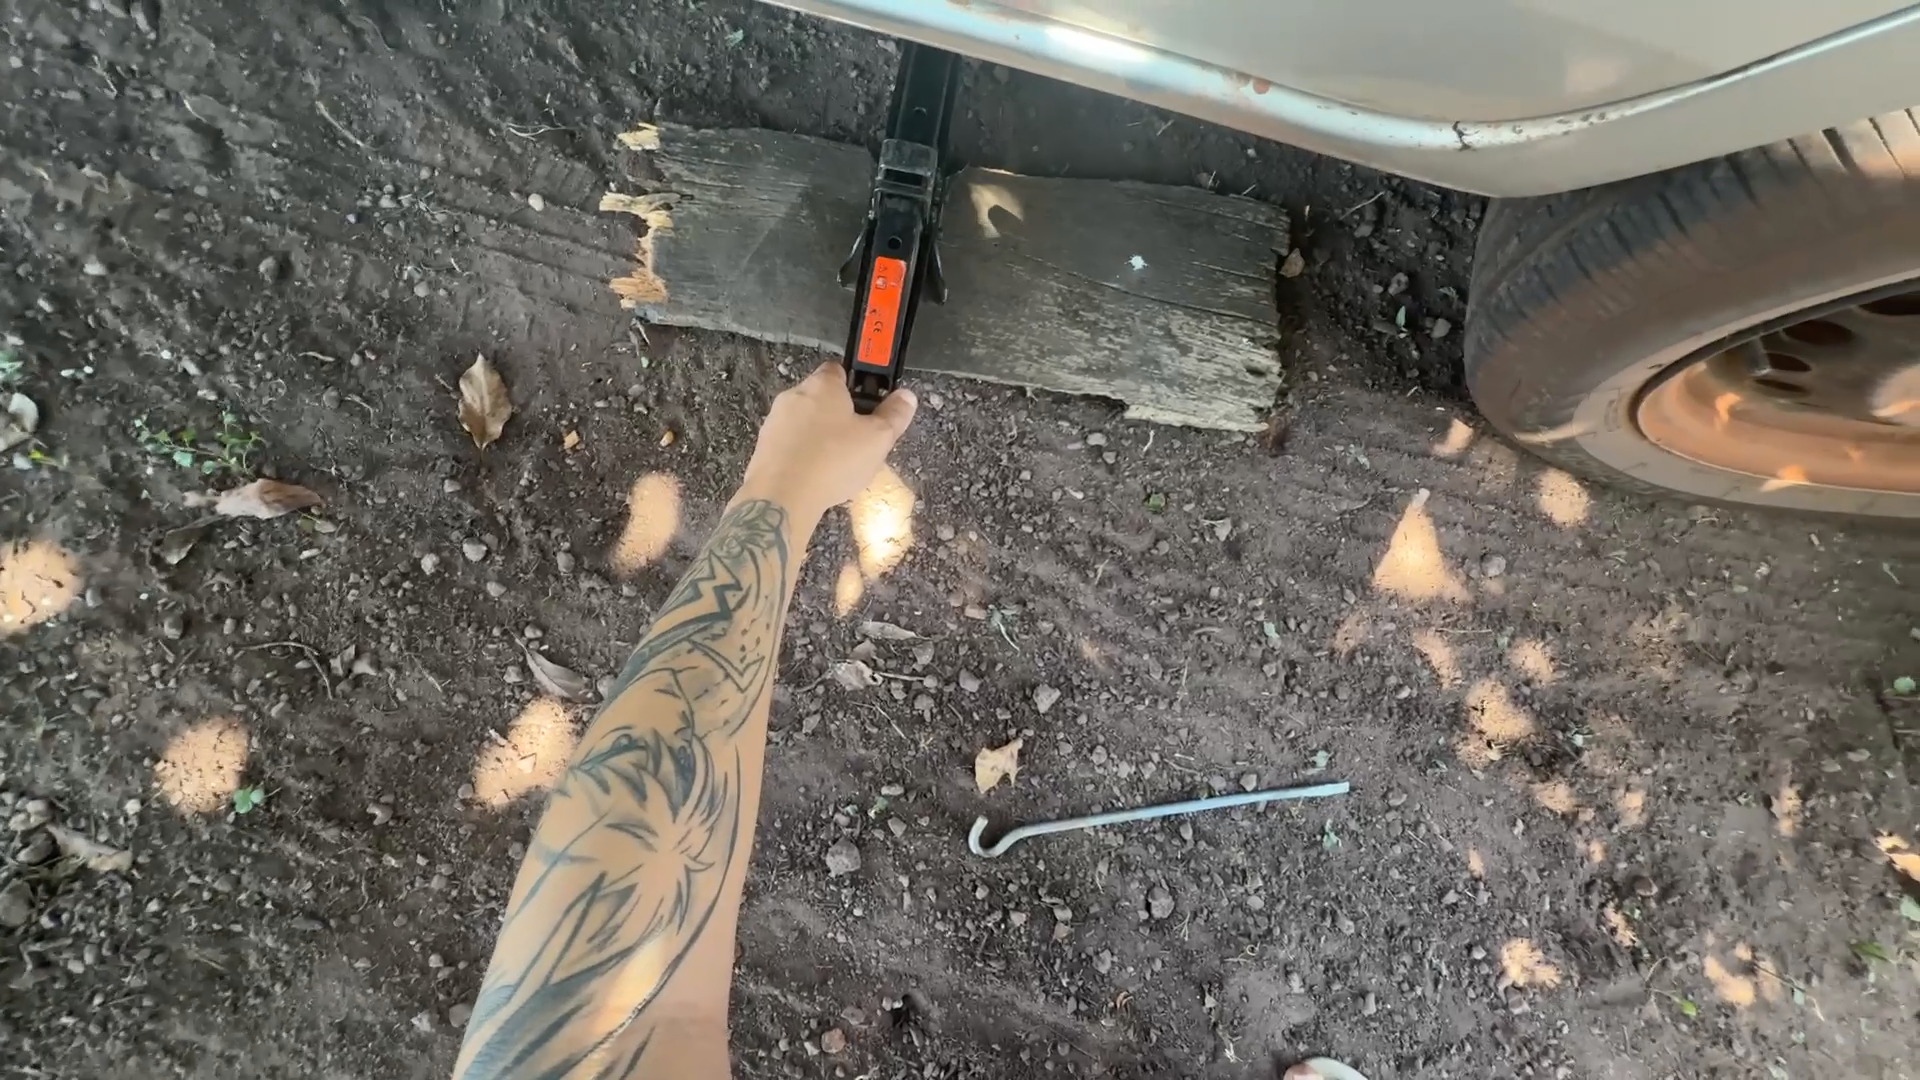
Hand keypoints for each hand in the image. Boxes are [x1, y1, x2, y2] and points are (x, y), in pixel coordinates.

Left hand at [733, 362, 917, 524]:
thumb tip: (907, 396)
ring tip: (838, 463)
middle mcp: (794, 395)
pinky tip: (816, 476)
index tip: (869, 404)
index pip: (840, 369)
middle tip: (859, 440)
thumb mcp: (878, 439)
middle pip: (822, 397)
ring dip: (820, 436)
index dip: (857, 384)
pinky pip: (790, 444)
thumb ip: (895, 415)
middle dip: (839, 414)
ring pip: (805, 422)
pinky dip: (803, 454)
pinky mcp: (763, 447)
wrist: (782, 496)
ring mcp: (775, 421)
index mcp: (823, 385)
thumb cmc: (834, 460)